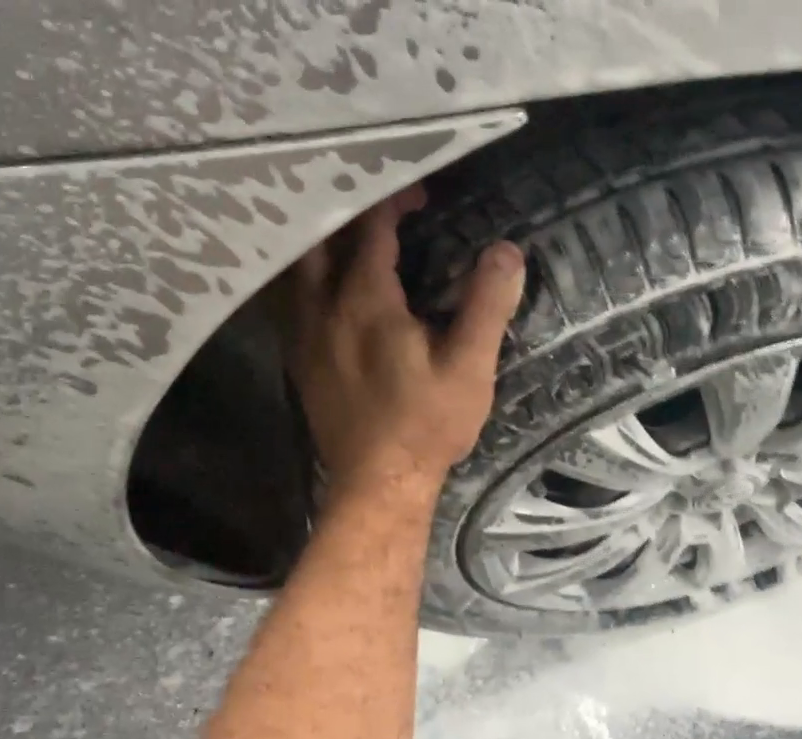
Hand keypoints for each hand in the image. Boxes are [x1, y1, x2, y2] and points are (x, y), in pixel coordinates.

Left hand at [282, 186, 526, 499]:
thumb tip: (507, 251)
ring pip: (298, 268)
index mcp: (365, 300)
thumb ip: (486, 306)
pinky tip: (333, 291)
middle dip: (349, 214)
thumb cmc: (428, 423)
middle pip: (320, 237)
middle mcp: (322, 306)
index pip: (371, 228)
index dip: (394, 201)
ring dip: (324, 245)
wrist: (379, 480)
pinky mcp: (298, 360)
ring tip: (353, 241)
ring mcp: (302, 334)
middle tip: (381, 212)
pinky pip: (295, 301)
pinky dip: (312, 280)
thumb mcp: (470, 367)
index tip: (421, 194)